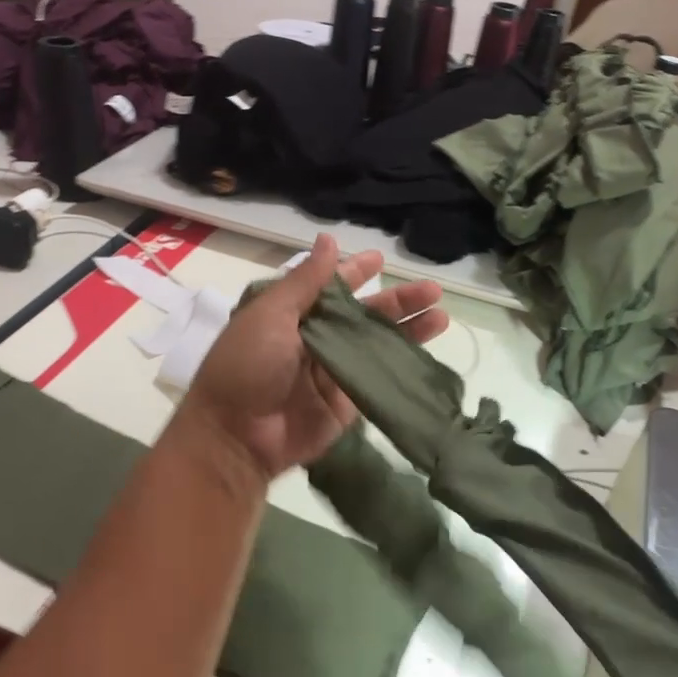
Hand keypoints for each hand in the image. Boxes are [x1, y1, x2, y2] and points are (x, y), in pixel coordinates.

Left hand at [176, 234, 445, 481]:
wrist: (237, 436)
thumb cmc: (246, 366)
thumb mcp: (271, 314)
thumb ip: (306, 281)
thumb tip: (329, 240)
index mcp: (291, 315)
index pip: (331, 288)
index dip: (355, 273)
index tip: (380, 259)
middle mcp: (315, 340)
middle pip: (363, 315)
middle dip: (396, 302)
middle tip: (431, 290)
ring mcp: (333, 373)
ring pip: (376, 345)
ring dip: (407, 331)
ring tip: (440, 316)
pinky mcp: (347, 403)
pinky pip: (377, 379)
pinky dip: (401, 366)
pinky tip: (426, 353)